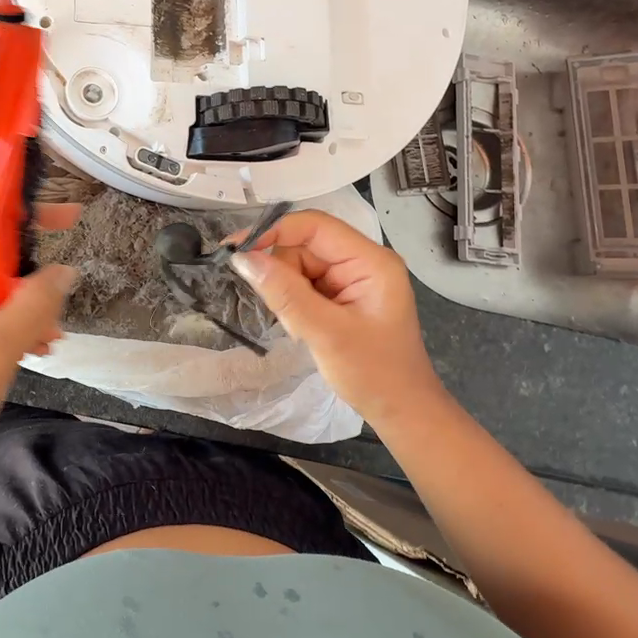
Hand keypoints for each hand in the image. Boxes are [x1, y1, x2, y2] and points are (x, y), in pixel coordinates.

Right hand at [229, 210, 442, 426]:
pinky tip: (305, 328)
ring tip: (302, 328)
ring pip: (298, 266)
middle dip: (282, 275)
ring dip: (287, 293)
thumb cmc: (373, 373)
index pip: (313, 226)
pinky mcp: (342, 294)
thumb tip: (242, 258)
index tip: (236, 252)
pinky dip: (294, 304)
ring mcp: (352, 278)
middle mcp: (362, 261)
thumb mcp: (325, 333)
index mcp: (370, 261)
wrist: (401, 411)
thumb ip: (284, 292)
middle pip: (302, 245)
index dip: (272, 231)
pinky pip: (303, 284)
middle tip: (283, 313)